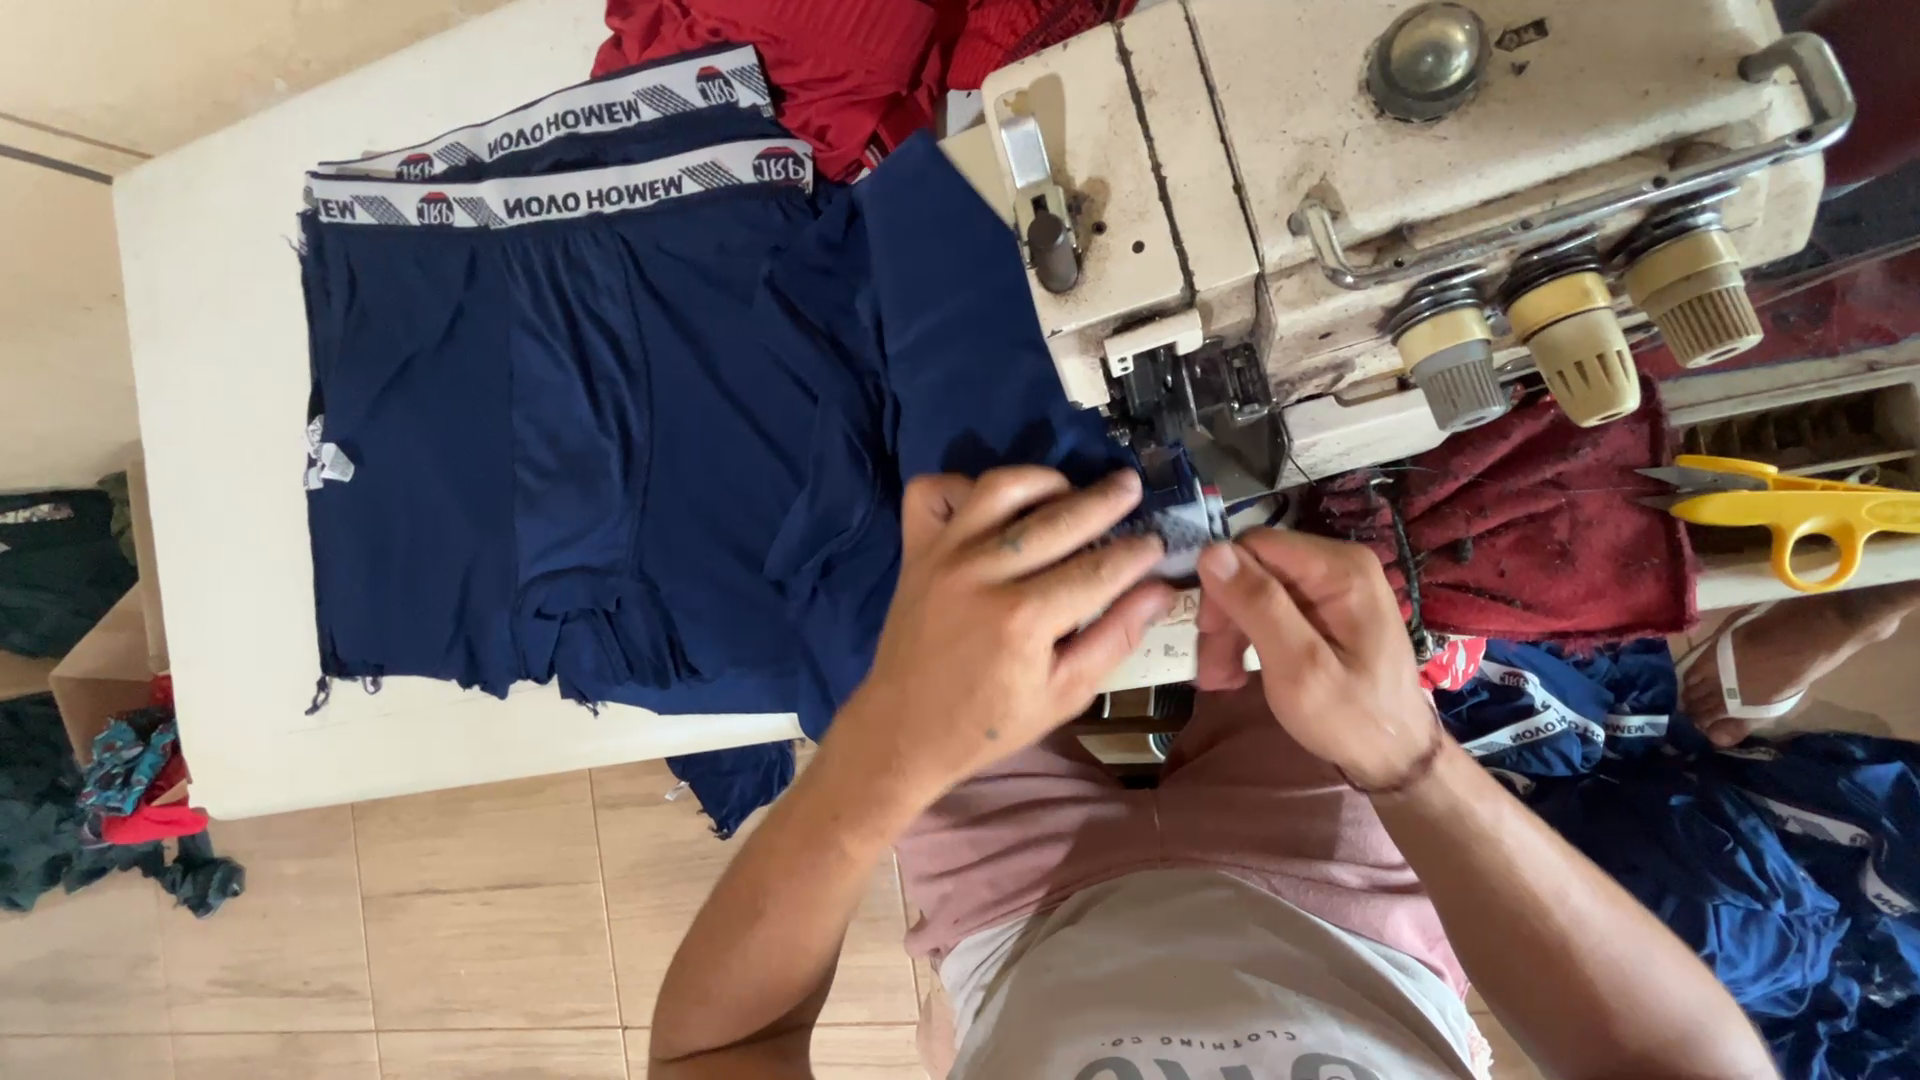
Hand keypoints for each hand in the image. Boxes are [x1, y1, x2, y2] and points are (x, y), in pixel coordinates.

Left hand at [832, 466, 1177, 800]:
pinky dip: (962, 485)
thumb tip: (1161, 589)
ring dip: (1042, 480)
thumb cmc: (988, 722)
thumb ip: (1114, 637)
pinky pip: (933, 491)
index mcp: (1024, 619)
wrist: (903, 729)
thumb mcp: (1064, 694)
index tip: (1156, 541)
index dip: (1135, 551)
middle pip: (1058, 518)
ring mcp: (943, 555)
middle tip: (1130, 487)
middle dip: (1105, 500)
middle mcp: (983, 574)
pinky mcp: (914, 550)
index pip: (1098, 568)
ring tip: (1069, 490)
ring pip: (1000, 488)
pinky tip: (990, 505)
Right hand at [1193, 529, 1436, 788]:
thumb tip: (1211, 551)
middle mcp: (1337, 564)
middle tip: (1211, 670)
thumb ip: (1258, 606)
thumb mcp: (1299, 667)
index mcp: (1339, 569)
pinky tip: (1239, 670)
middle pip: (1252, 568)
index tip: (1209, 635)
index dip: (1222, 585)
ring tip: (1221, 678)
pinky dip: (1247, 636)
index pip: (1253, 546)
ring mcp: (1332, 584)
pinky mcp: (1324, 605)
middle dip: (1224, 616)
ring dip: (1230, 631)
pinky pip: (1269, 604)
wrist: (1396, 758)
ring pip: (1254, 588)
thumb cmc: (1352, 718)